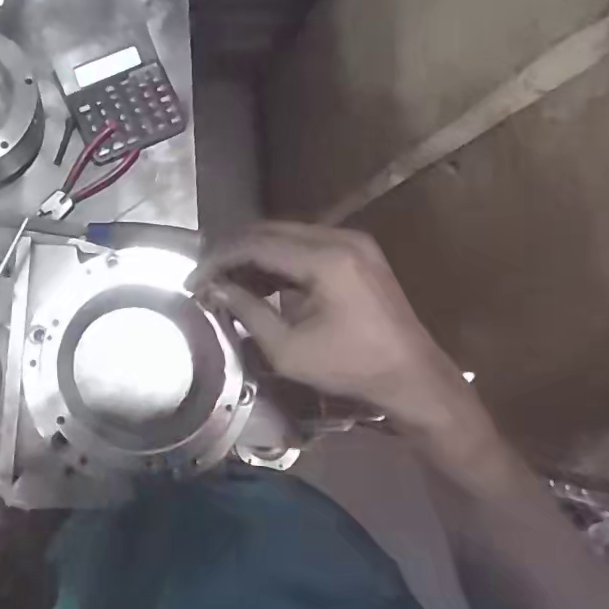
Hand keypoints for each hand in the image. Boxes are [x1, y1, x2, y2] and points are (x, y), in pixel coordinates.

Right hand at [190, 221, 487, 438]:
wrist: (414, 378)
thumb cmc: (351, 368)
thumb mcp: (288, 349)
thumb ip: (247, 312)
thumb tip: (215, 289)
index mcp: (326, 259)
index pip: (256, 244)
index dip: (219, 259)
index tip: (195, 280)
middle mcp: (340, 237)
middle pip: (270, 230)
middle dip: (233, 252)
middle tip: (207, 276)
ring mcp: (354, 241)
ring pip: (287, 234)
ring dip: (255, 253)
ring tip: (227, 280)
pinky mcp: (359, 252)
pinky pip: (307, 244)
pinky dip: (279, 258)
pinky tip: (261, 280)